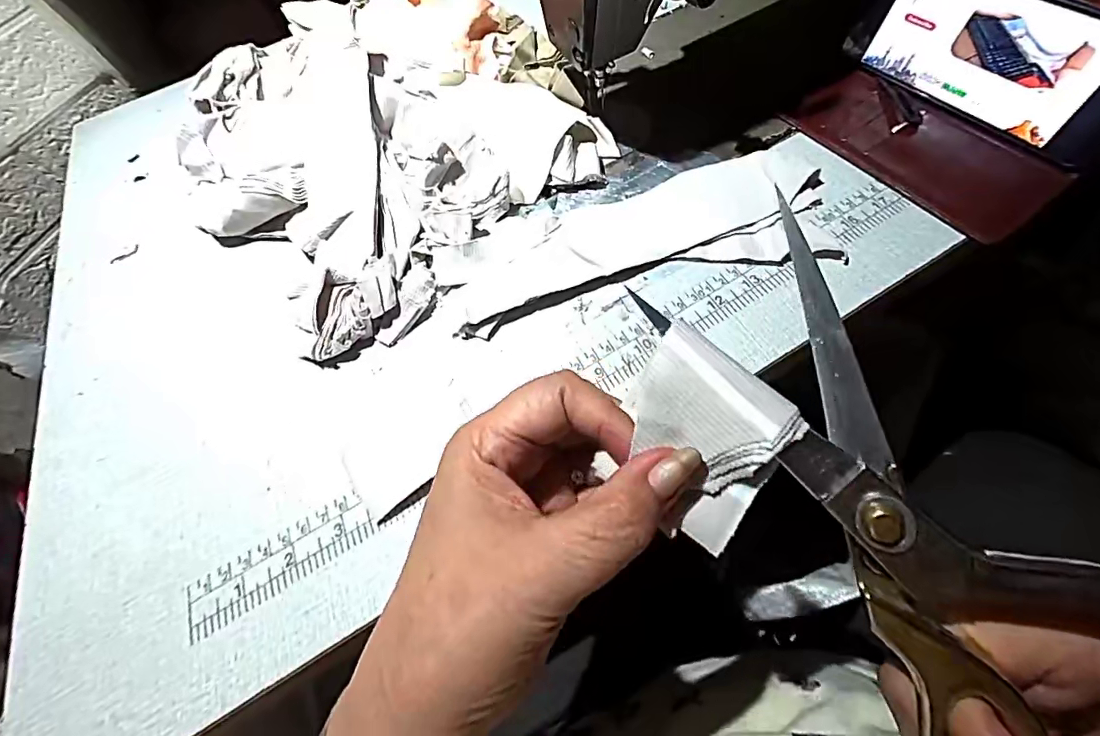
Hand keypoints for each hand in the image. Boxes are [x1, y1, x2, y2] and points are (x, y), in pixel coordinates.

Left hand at [328, 371, 702, 735]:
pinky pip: (601, 500)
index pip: (560, 396)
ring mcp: (530, 498)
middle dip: (627, 448)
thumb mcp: (542, 570)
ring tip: (662, 505)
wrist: (425, 720)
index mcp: (485, 448)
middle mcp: (508, 464)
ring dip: (633, 480)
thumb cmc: (446, 642)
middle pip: (583, 423)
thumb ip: (617, 517)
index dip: (607, 418)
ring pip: (596, 461)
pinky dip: (630, 508)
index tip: (645, 458)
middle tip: (665, 478)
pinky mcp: (550, 533)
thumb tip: (674, 466)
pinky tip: (649, 524)